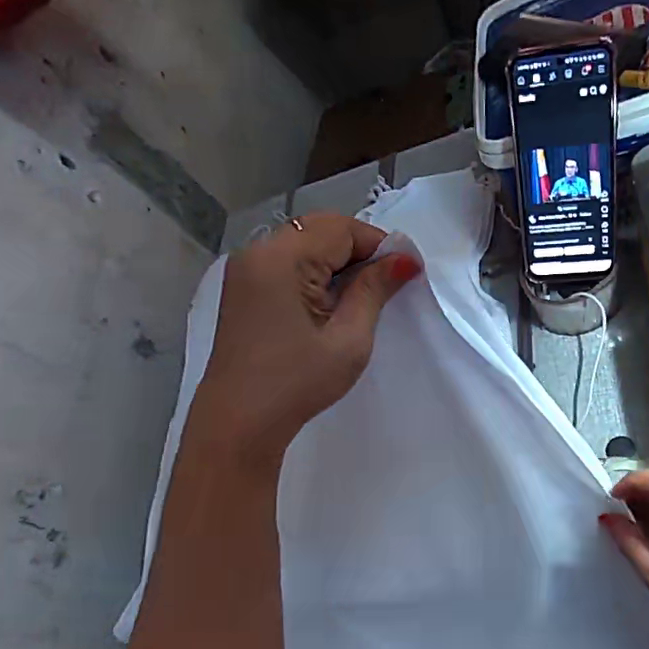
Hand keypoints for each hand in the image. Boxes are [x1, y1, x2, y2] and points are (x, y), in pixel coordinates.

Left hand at [197, 213, 421, 464]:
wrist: (241, 420)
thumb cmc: (298, 382)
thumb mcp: (349, 338)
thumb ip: (374, 290)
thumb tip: (405, 259)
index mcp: (281, 258)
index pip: (341, 228)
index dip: (379, 245)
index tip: (407, 273)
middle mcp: (258, 251)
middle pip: (320, 230)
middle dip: (360, 251)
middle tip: (388, 286)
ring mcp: (246, 269)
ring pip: (305, 244)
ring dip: (338, 263)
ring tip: (361, 299)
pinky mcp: (244, 288)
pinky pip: (288, 263)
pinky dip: (316, 273)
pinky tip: (331, 305)